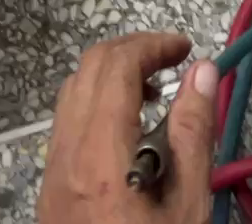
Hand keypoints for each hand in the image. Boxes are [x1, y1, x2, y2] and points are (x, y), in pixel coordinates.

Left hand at [37, 32, 218, 223]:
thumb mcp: (187, 211)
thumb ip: (194, 135)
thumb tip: (202, 71)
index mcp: (100, 156)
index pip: (118, 66)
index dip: (153, 45)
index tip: (187, 49)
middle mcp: (66, 153)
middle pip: (91, 67)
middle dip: (134, 51)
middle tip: (174, 62)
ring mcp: (52, 170)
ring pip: (74, 89)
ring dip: (113, 74)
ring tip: (156, 94)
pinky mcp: (49, 187)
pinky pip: (68, 120)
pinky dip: (97, 101)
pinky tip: (129, 130)